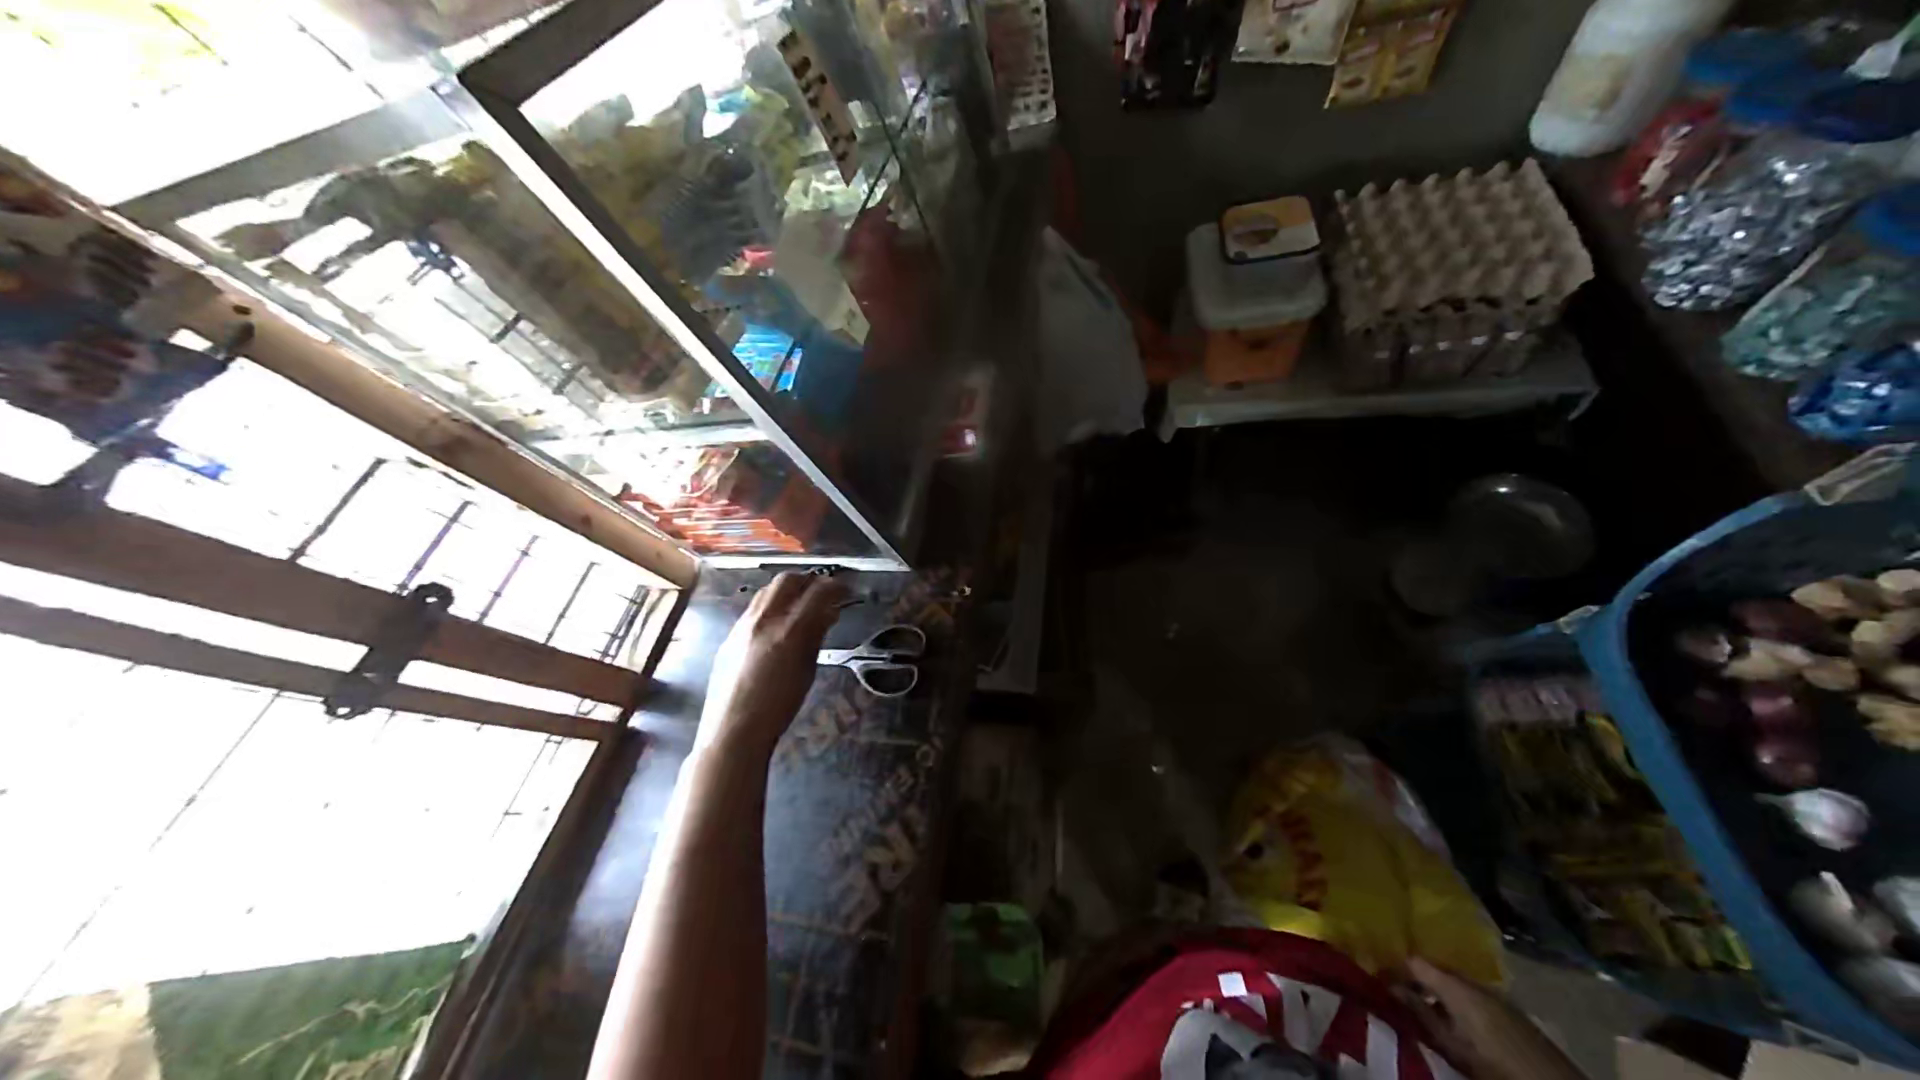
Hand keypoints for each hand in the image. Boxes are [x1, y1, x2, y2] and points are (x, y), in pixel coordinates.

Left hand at [698, 572, 847, 758]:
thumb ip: (816, 637)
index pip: (817, 592)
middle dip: (808, 581)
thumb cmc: (778, 708)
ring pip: (766, 591)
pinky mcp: (729, 636)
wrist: (733, 730)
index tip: (845, 591)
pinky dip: (771, 606)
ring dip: (787, 591)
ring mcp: (741, 626)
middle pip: (787, 581)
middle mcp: (763, 620)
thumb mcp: (806, 671)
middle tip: (822, 594)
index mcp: (789, 631)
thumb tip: (828, 613)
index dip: (835, 587)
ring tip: (800, 606)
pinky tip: (777, 625)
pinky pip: (753, 609)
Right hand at [1399, 958, 1584, 1079]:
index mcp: (1457, 986)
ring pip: (1455, 981)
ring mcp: (1495, 993)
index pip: (1415, 961)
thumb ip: (1421, 1013)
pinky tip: (1455, 1019)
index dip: (1397, 968)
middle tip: (1399, 994)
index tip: (1382, 978)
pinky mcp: (1510, 1008)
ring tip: (1425, 1008)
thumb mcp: (1451, 1045)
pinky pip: (1473, 993)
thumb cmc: (1494, 1067)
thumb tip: (1392, 986)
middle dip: (1417, 978)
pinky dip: (1458, 999)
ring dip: (1438, 990)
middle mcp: (1474, 981)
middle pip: (1436, 969)